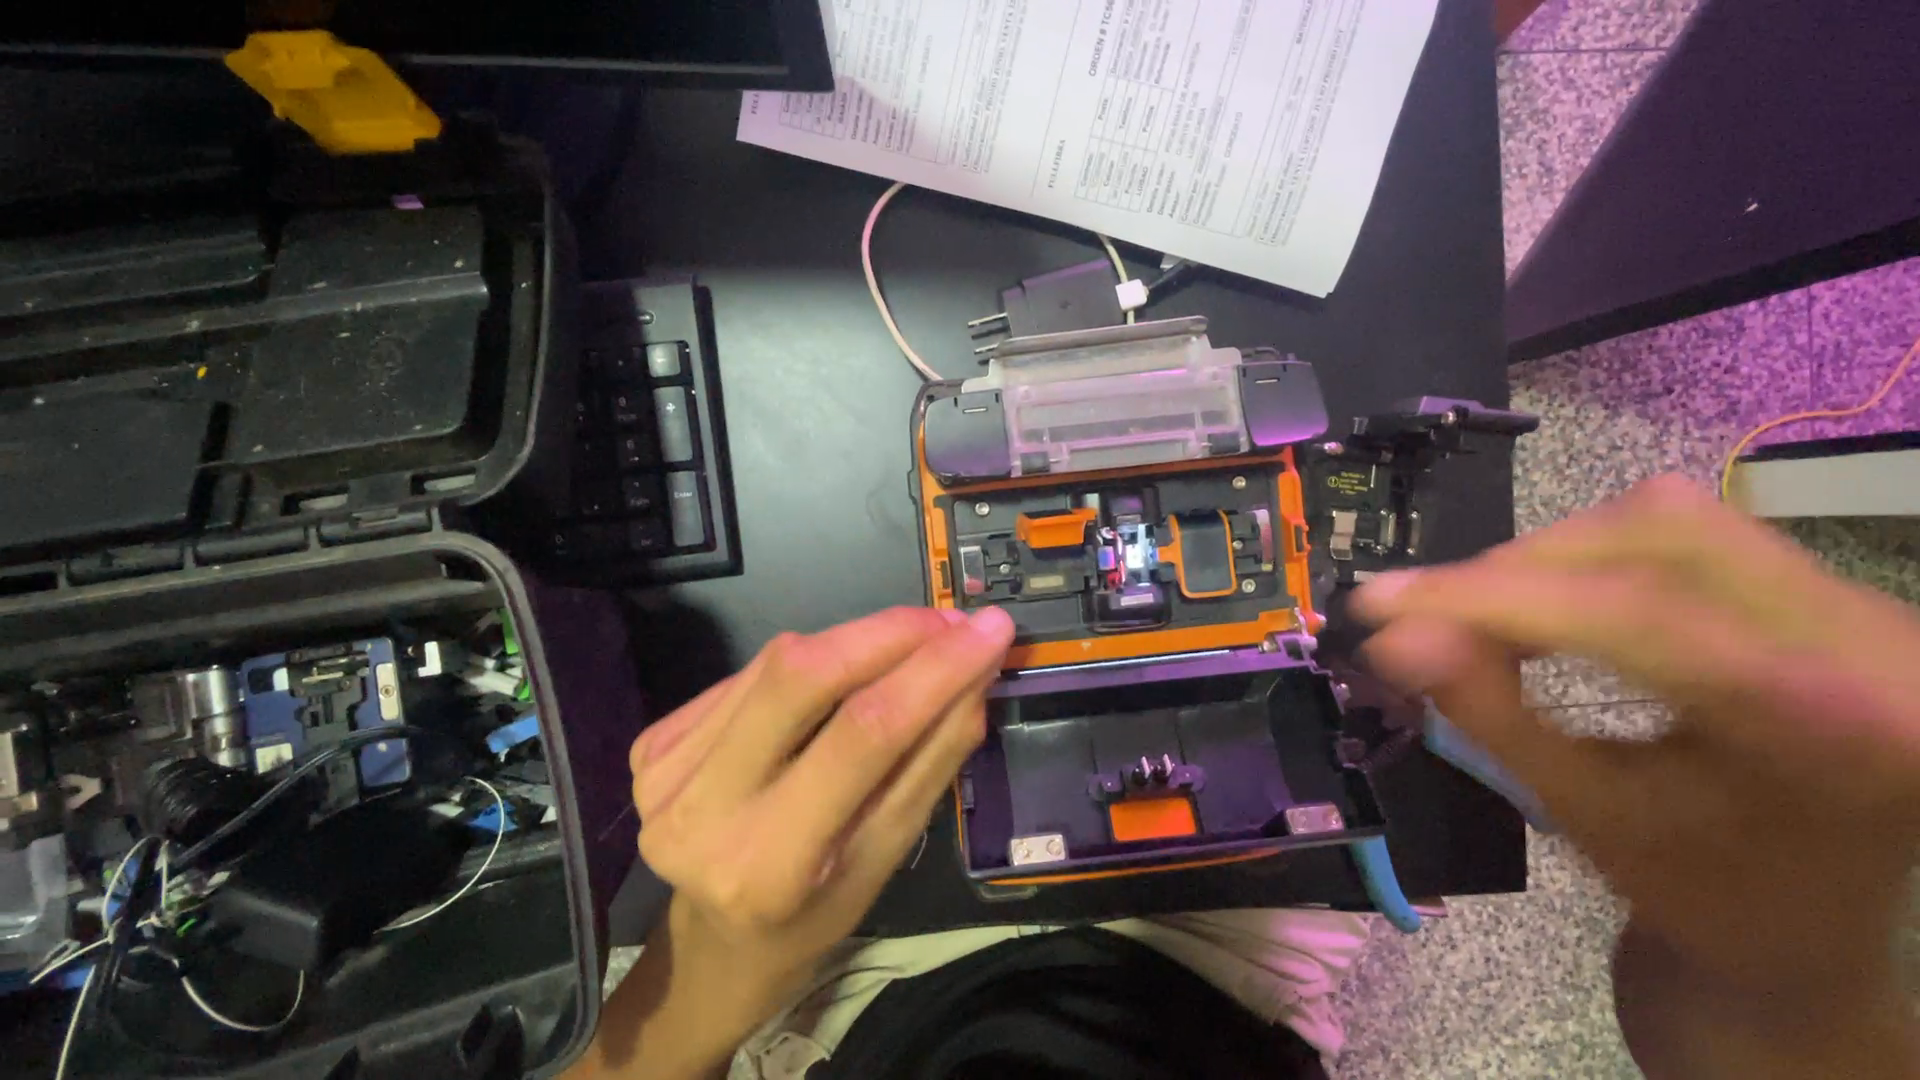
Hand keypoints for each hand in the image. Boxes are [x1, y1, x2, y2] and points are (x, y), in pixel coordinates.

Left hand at [585, 605, 1013, 1076]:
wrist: (717, 936)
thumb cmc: (815, 912)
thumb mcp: (886, 854)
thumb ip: (931, 761)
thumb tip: (975, 672)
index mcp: (767, 865)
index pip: (862, 736)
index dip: (933, 672)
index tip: (989, 629)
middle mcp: (699, 810)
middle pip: (804, 678)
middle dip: (890, 634)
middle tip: (949, 620)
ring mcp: (664, 771)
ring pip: (776, 663)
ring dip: (856, 640)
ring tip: (910, 643)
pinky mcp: (652, 741)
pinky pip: (750, 674)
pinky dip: (811, 661)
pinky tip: (841, 673)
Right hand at [1351, 477, 1918, 1054]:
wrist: (1818, 919)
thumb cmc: (1701, 889)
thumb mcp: (1588, 815)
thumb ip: (1488, 715)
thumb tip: (1389, 637)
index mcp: (1825, 722)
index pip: (1632, 611)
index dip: (1487, 596)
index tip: (1375, 601)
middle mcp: (1866, 639)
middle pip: (1651, 535)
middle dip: (1517, 571)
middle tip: (1433, 621)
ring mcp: (1855, 602)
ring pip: (1660, 520)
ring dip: (1546, 561)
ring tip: (1487, 621)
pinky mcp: (1823, 590)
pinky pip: (1679, 535)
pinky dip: (1584, 562)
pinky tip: (1545, 608)